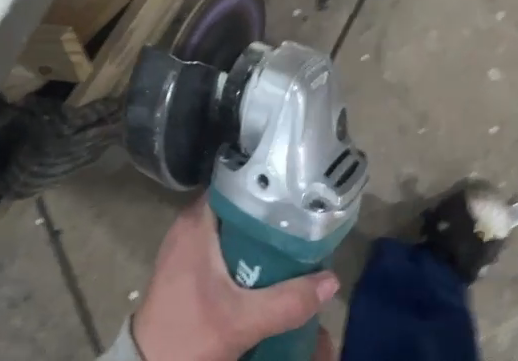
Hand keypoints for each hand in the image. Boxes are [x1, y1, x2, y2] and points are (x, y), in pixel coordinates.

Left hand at [131, 196, 338, 360]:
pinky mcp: (187, 268)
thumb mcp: (243, 321)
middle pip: (238, 207)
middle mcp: (190, 226)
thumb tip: (331, 280)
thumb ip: (288, 301)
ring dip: (259, 238)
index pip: (236, 182)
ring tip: (293, 245)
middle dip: (270, 217)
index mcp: (197, 222)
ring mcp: (186, 247)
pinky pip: (223, 248)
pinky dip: (245, 254)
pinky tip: (268, 270)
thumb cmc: (189, 333)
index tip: (297, 193)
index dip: (267, 185)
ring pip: (231, 229)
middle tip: (304, 224)